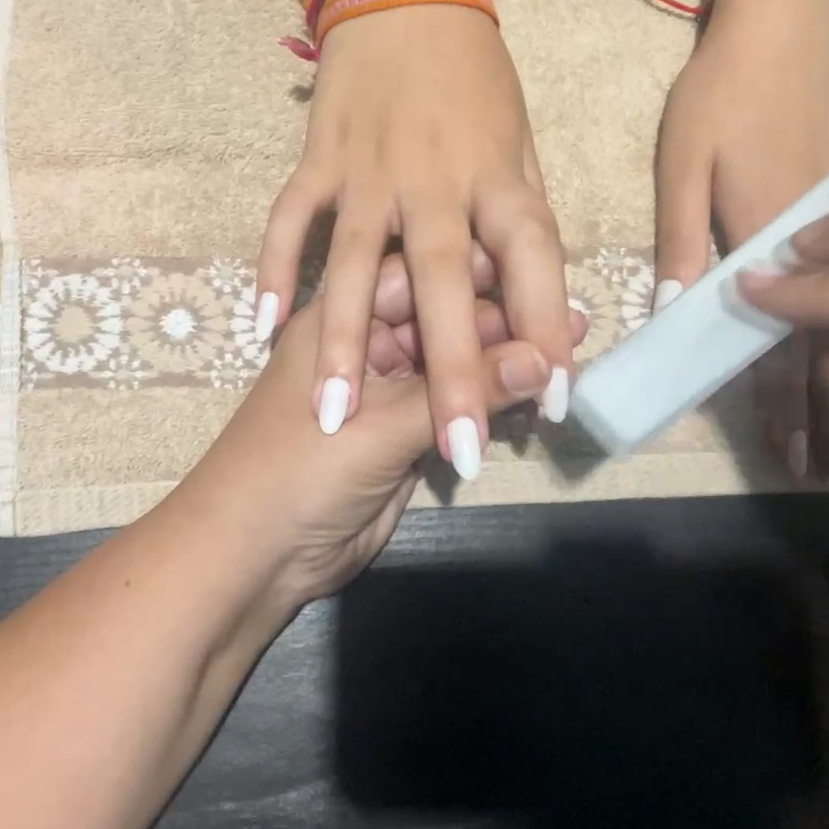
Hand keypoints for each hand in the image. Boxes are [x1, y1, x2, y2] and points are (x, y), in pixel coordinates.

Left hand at [201, 250, 588, 603]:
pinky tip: (537, 401)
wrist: (256, 555)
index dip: (479, 275)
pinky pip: (457, 408)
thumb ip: (462, 391)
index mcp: (344, 316)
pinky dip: (492, 406)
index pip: (420, 277)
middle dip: (504, 327)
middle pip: (445, 321)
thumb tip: (543, 359)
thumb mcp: (381, 425)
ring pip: (456, 366)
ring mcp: (389, 390)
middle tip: (572, 326)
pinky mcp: (406, 433)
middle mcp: (369, 343)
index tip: (541, 273)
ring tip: (568, 365)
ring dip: (505, 369)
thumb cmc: (299, 468)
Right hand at [258, 0, 573, 476]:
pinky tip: (262, 324)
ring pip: (356, 265)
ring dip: (348, 343)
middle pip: (448, 284)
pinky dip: (274, 268)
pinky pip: (291, 220)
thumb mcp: (520, 141)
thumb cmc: (475, 75)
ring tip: (336, 416)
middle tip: (461, 449)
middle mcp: (436, 181)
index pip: (534, 262)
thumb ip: (524, 217)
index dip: (550, 329)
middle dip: (455, 371)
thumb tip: (543, 294)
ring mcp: (369, 170)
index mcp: (499, 174)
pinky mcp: (317, 160)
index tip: (557, 400)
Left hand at [655, 0, 828, 483]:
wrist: (788, 21)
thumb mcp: (683, 164)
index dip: (781, 397)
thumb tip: (675, 313)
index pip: (782, 335)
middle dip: (825, 405)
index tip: (788, 451)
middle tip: (827, 466)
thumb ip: (682, 239)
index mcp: (777, 236)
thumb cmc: (723, 92)